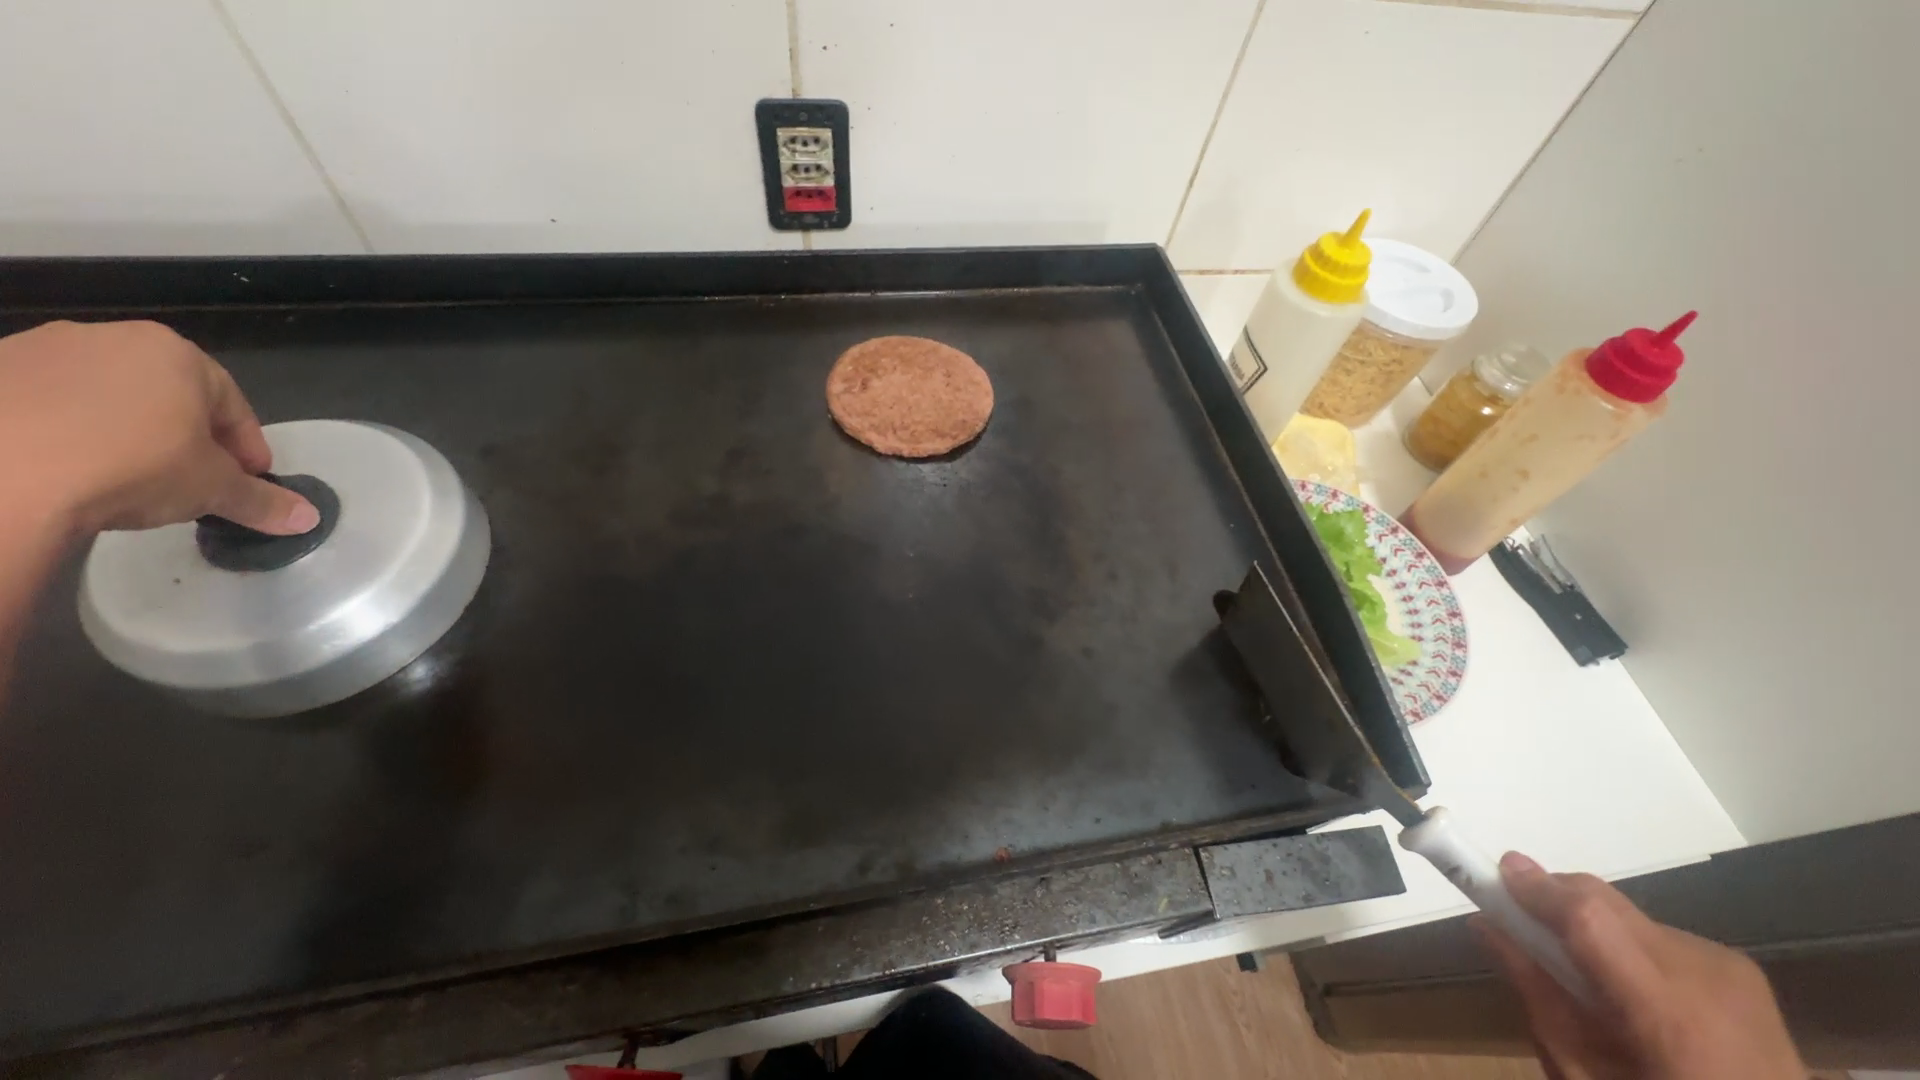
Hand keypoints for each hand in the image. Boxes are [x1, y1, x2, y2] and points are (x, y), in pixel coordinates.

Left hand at [0, 320, 316, 539]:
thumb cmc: (133, 466)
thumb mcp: (212, 491)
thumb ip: (262, 501)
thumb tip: (310, 518)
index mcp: (175, 353)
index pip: (232, 405)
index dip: (245, 448)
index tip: (245, 481)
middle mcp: (109, 337)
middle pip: (167, 395)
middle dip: (183, 435)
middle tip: (188, 480)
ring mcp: (38, 350)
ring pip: (104, 396)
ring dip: (121, 430)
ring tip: (119, 476)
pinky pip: (44, 405)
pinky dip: (62, 431)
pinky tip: (62, 466)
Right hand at [1475, 852, 1805, 1079]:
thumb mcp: (1581, 1072)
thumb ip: (1535, 993)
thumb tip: (1486, 924)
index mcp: (1667, 1012)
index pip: (1591, 918)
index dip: (1537, 888)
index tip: (1491, 872)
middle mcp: (1704, 974)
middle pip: (1606, 903)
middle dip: (1552, 898)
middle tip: (1514, 916)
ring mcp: (1729, 968)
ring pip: (1627, 915)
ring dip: (1588, 925)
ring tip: (1578, 971)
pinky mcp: (1742, 969)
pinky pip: (1659, 934)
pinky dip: (1626, 945)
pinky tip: (1628, 989)